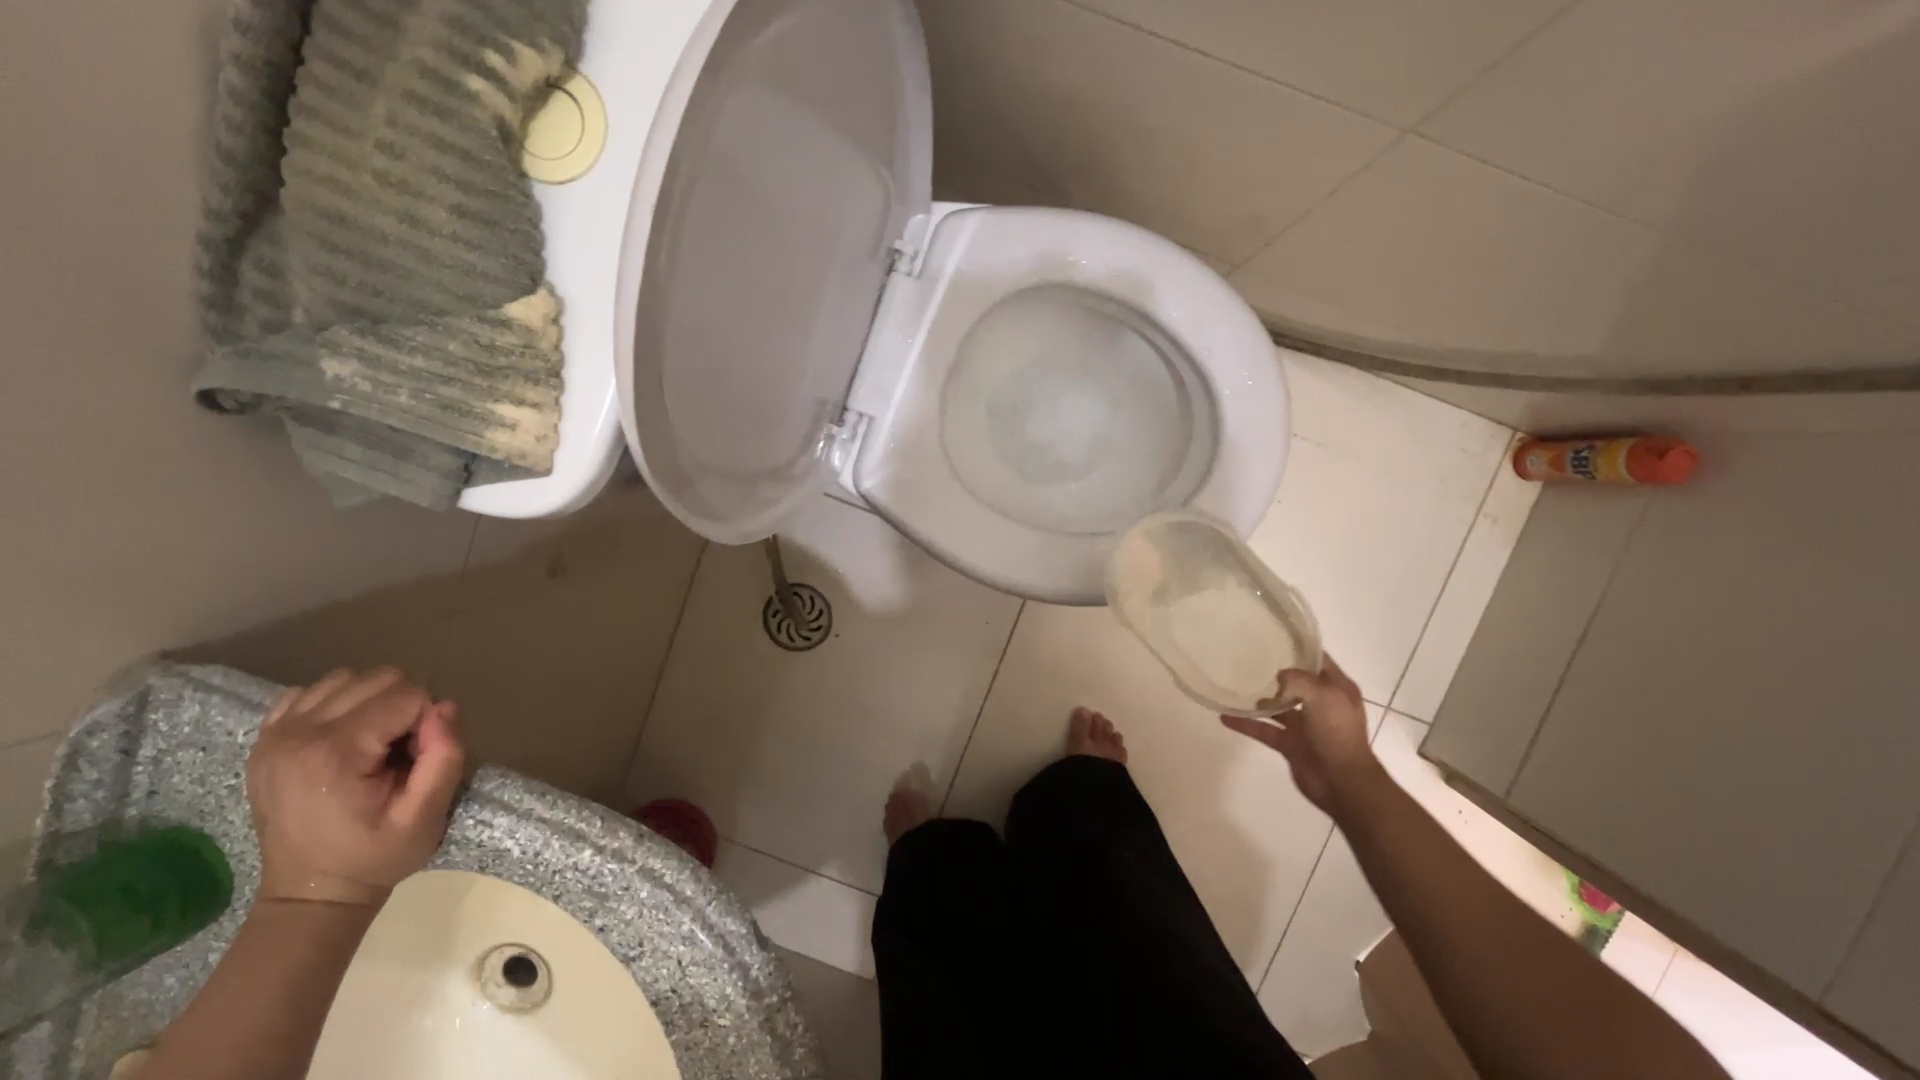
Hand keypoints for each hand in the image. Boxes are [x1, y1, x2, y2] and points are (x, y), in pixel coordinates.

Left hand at [247, 668, 465, 906]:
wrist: (310, 892)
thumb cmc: (373, 857)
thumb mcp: (426, 816)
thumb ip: (444, 757)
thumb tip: (445, 707)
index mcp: (336, 751)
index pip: (408, 694)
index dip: (427, 722)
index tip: (418, 762)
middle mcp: (298, 732)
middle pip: (378, 678)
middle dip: (404, 707)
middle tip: (401, 753)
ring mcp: (275, 734)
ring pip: (346, 679)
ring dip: (372, 702)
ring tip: (374, 745)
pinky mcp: (264, 740)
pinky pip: (308, 692)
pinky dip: (336, 704)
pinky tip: (344, 738)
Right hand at [1220, 656, 1382, 814]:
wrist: (1342, 781)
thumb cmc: (1337, 733)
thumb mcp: (1322, 696)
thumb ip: (1298, 680)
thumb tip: (1278, 678)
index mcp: (1337, 688)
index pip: (1319, 660)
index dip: (1300, 648)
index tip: (1275, 635)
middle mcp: (1322, 703)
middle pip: (1297, 682)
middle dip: (1276, 671)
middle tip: (1248, 657)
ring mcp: (1306, 725)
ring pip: (1278, 706)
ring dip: (1259, 699)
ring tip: (1234, 685)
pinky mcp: (1291, 744)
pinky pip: (1265, 729)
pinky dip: (1247, 724)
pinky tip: (1225, 717)